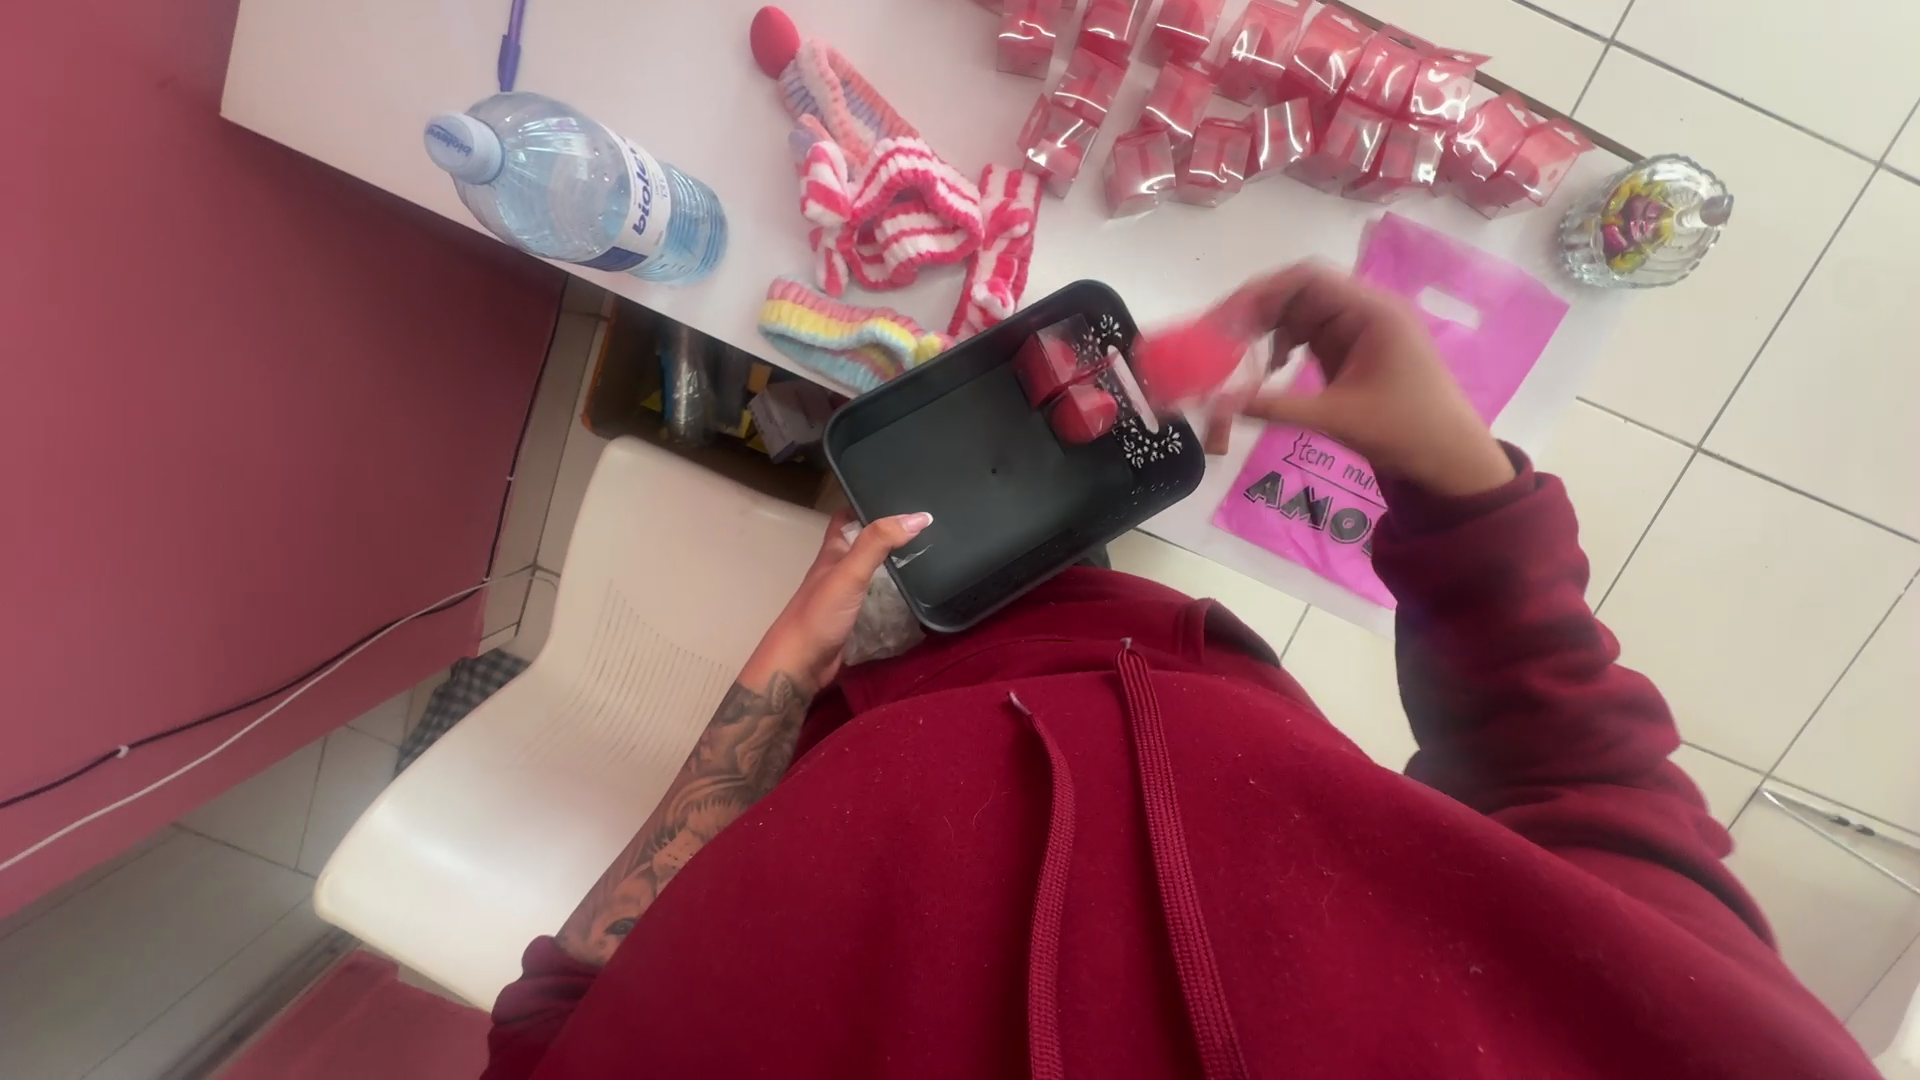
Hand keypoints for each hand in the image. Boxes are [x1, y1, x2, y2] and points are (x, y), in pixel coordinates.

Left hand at [741, 509, 931, 690]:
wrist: (800, 665)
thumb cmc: (819, 614)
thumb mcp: (850, 572)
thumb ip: (879, 543)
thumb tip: (919, 517)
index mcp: (832, 551)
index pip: (848, 516)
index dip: (867, 502)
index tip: (898, 494)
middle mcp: (838, 568)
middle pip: (864, 542)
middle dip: (888, 531)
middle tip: (923, 523)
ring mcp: (846, 594)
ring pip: (872, 569)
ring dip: (894, 560)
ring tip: (928, 549)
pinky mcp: (855, 617)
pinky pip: (878, 595)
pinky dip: (894, 589)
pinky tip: (914, 588)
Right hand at [1214, 263, 1515, 497]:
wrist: (1447, 458)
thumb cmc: (1404, 431)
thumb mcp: (1335, 419)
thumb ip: (1275, 408)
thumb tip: (1221, 405)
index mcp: (1370, 312)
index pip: (1305, 280)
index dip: (1259, 293)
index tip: (1223, 318)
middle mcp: (1362, 311)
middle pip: (1297, 292)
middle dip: (1254, 312)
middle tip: (1216, 339)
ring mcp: (1356, 330)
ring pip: (1298, 314)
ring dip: (1264, 330)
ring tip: (1233, 354)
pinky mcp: (1349, 351)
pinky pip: (1306, 335)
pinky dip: (1280, 347)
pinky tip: (1268, 369)